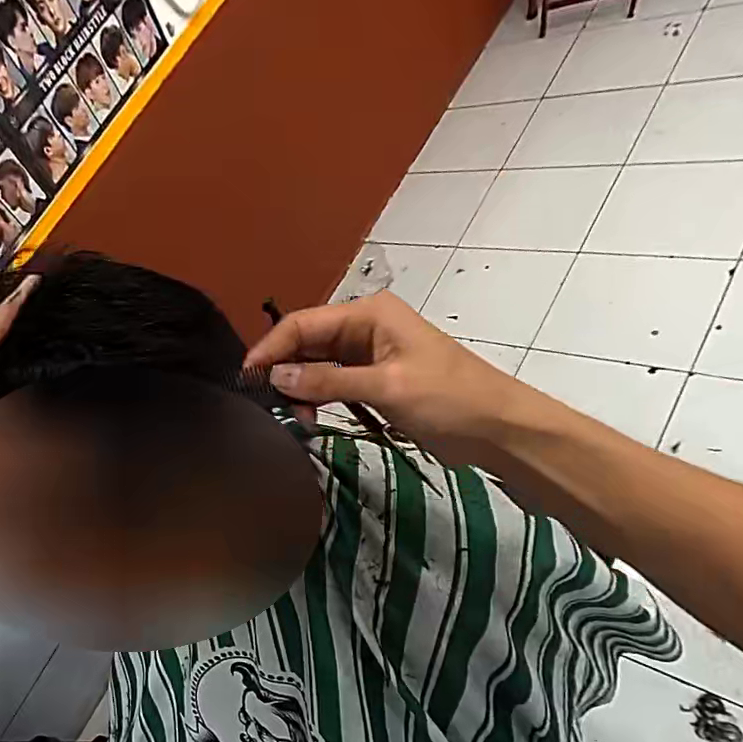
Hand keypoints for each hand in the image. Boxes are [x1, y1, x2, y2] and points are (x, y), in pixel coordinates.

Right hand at [243, 291, 537, 463]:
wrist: (496, 427)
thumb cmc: (448, 398)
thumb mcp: (386, 386)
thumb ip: (329, 381)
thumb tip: (276, 376)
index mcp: (369, 313)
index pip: (304, 323)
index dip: (272, 348)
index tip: (246, 377)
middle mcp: (364, 327)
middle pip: (307, 343)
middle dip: (285, 371)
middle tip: (272, 406)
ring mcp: (369, 355)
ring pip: (318, 365)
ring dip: (302, 389)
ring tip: (300, 418)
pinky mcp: (374, 380)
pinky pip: (334, 383)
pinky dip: (320, 398)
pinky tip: (313, 418)